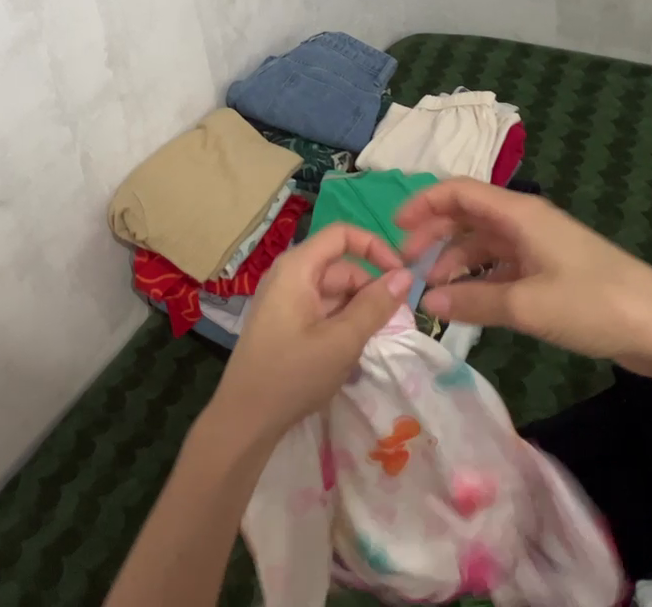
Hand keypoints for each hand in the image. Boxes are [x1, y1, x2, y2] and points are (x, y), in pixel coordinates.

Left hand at [210, 223, 414, 437]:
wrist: (246, 417)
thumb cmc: (292, 373)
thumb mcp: (342, 341)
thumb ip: (375, 306)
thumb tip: (405, 276)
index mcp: (297, 267)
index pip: (341, 235)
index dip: (375, 247)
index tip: (402, 276)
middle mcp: (289, 275)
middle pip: (341, 266)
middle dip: (370, 289)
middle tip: (395, 323)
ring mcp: (285, 298)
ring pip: (334, 291)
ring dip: (358, 310)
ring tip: (372, 342)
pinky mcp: (285, 321)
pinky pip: (322, 309)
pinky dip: (342, 322)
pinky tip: (351, 350)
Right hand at [395, 179, 651, 375]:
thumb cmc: (594, 305)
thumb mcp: (526, 306)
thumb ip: (471, 302)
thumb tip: (426, 300)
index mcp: (520, 214)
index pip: (458, 192)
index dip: (422, 204)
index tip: (394, 230)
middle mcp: (526, 222)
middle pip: (467, 216)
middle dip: (433, 235)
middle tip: (408, 265)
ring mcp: (540, 247)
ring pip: (483, 243)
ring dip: (455, 261)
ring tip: (433, 291)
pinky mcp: (552, 272)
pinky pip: (502, 266)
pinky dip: (479, 279)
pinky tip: (466, 303)